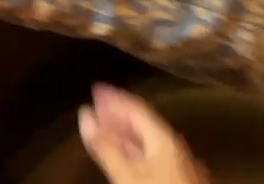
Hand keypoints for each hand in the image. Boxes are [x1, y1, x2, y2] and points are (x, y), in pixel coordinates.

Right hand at [79, 85, 207, 183]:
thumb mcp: (127, 175)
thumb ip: (105, 146)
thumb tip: (84, 115)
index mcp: (165, 140)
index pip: (137, 109)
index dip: (114, 98)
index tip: (95, 89)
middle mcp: (175, 150)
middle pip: (144, 125)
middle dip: (118, 116)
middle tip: (95, 107)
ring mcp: (179, 169)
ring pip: (148, 144)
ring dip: (125, 135)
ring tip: (103, 131)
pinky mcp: (177, 183)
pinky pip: (151, 159)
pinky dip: (133, 153)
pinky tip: (123, 159)